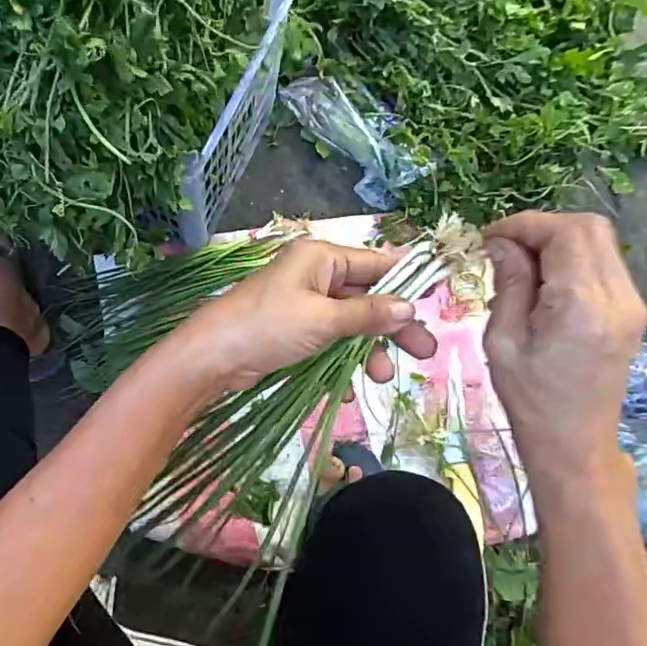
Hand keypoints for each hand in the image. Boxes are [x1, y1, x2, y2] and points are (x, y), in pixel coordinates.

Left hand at [164, 238, 437, 392]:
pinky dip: (344, 360)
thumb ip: (368, 314)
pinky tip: (350, 387)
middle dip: (394, 327)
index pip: (376, 265)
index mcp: (322, 258)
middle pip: (369, 298)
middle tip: (425, 352)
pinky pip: (332, 341)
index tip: (436, 299)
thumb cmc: (267, 326)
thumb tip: (409, 307)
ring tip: (383, 378)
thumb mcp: (323, 319)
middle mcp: (317, 276)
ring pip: (353, 324)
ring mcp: (307, 304)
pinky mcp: (298, 331)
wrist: (210, 359)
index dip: (407, 282)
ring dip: (370, 350)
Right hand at [483, 212, 646, 481]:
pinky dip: (574, 259)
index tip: (491, 239)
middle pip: (589, 227)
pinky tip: (548, 282)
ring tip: (524, 265)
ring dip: (559, 241)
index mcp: (583, 305)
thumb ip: (509, 284)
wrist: (576, 445)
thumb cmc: (532, 401)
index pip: (564, 233)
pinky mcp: (632, 311)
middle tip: (507, 249)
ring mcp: (632, 304)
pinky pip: (605, 264)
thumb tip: (503, 243)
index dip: (525, 224)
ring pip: (601, 241)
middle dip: (543, 227)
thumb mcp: (503, 342)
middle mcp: (618, 297)